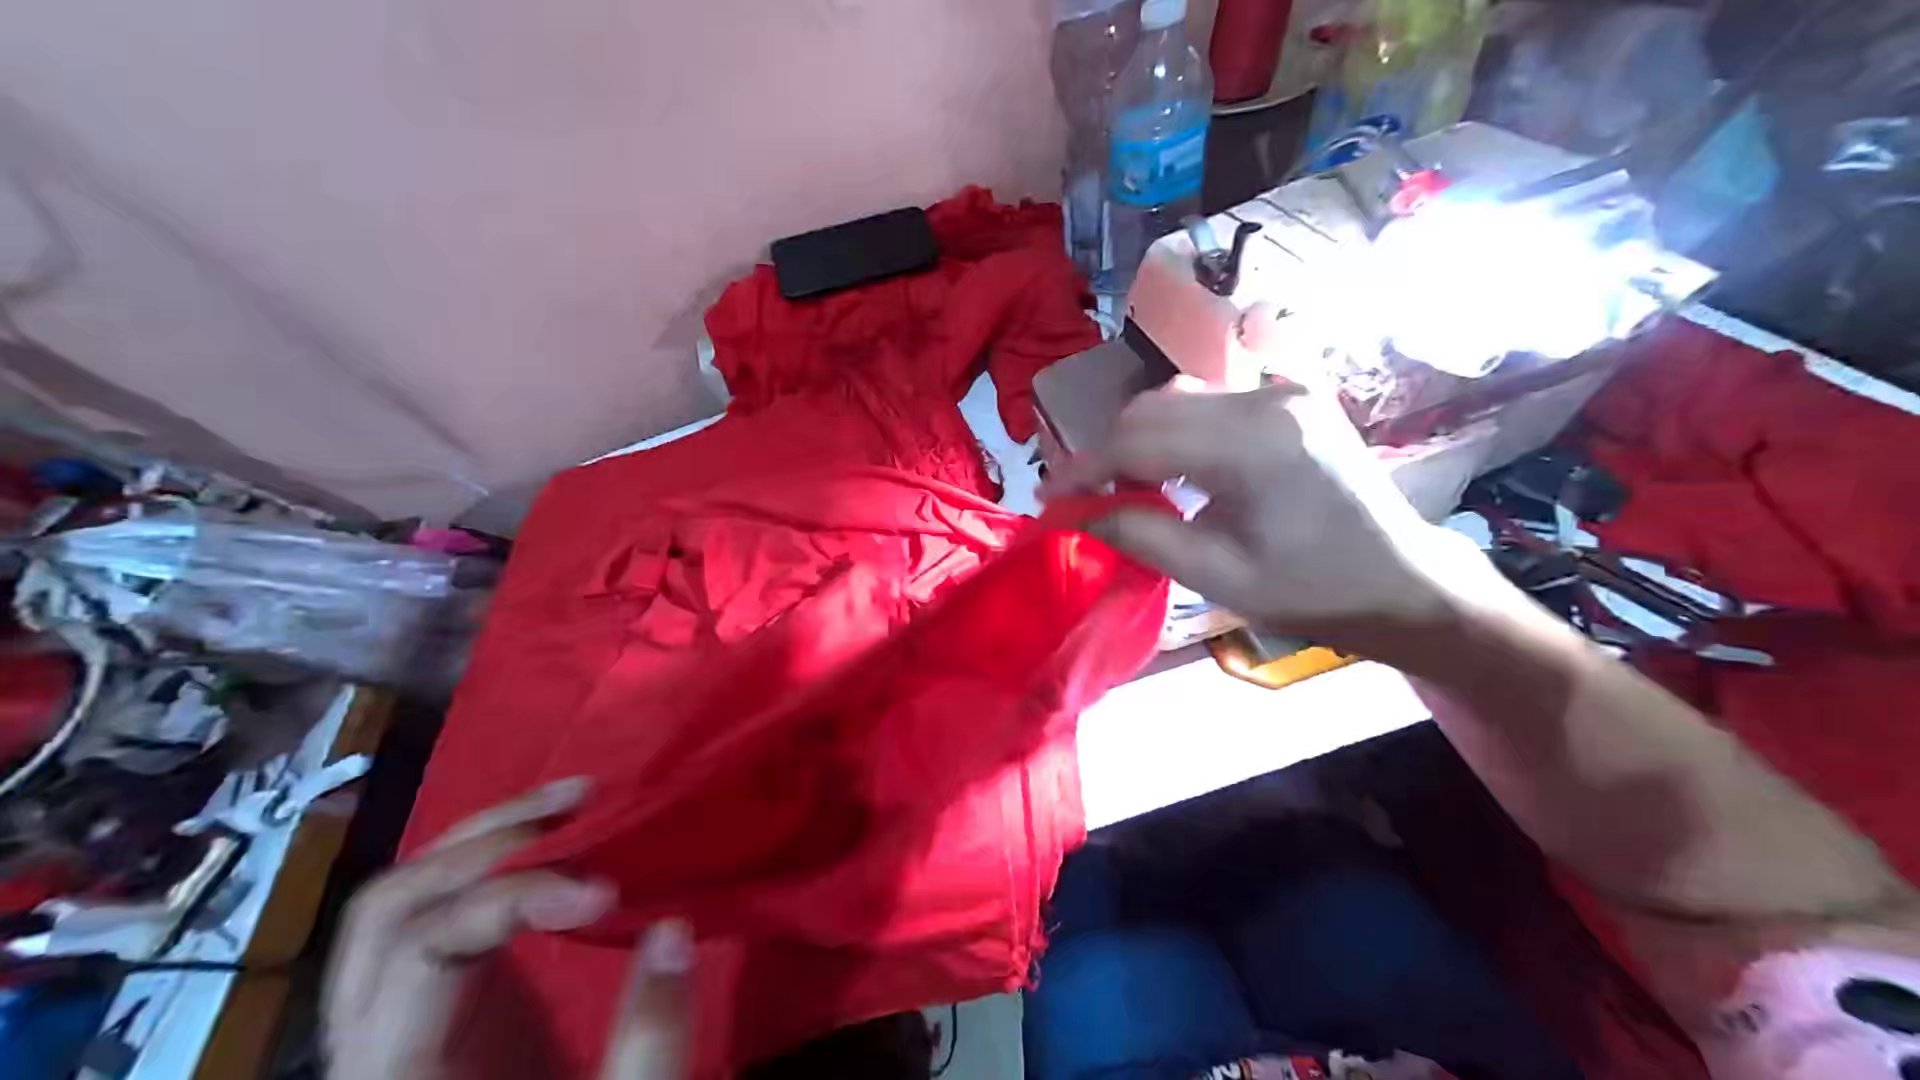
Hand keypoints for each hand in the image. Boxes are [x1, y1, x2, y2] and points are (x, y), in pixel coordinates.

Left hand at [322, 779, 689, 1079]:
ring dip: (485, 837)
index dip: (516, 895)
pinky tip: (554, 840)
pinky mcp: (434, 1000)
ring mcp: (393, 1014)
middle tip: (582, 810)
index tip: (609, 889)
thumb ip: (649, 1043)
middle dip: (490, 842)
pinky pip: (436, 908)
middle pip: (389, 906)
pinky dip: (491, 859)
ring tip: (573, 802)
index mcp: (397, 1077)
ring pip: (398, 896)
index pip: (427, 945)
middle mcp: (367, 1038)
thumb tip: (674, 928)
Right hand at [1050, 379, 1484, 653]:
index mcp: (1253, 446)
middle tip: (1088, 498)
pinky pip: (1209, 402)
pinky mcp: (1290, 398)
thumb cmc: (1313, 590)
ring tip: (1130, 487)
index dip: (1084, 467)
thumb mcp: (1218, 576)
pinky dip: (1174, 431)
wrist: (1402, 580)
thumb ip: (1141, 536)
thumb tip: (1079, 513)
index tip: (1049, 495)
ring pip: (1176, 398)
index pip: (1139, 440)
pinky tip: (1174, 468)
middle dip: (1108, 452)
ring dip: (1139, 438)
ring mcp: (1283, 392)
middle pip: (1153, 408)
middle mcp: (1267, 400)